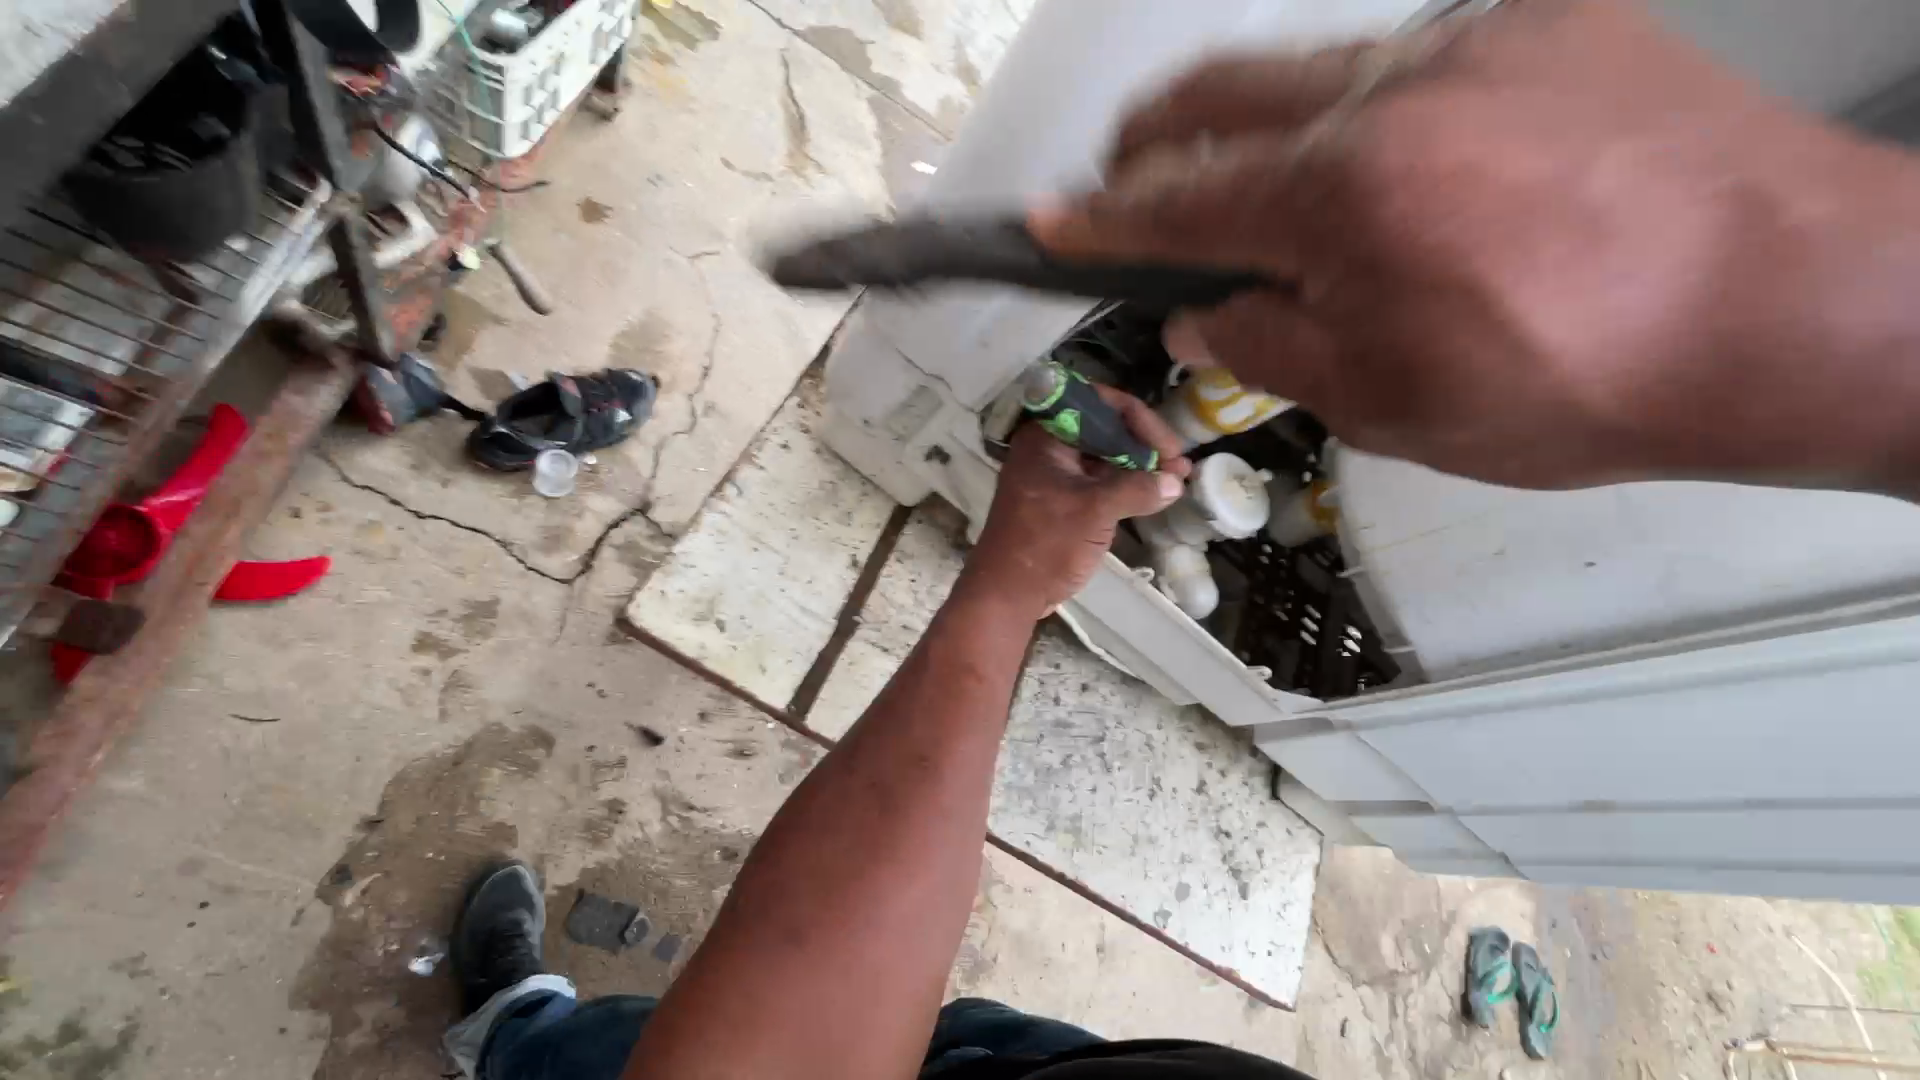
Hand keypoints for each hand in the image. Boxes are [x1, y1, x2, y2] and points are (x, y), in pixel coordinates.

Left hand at [961, 386, 1189, 620]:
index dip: (1139, 421)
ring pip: (1103, 457)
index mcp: (1046, 436)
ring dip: (1139, 466)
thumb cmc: (1045, 544)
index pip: (1100, 404)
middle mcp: (1048, 447)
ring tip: (1177, 479)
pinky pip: (1098, 482)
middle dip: (1144, 444)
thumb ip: (1137, 489)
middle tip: (1180, 465)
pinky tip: (1155, 494)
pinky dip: (1125, 485)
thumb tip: (1174, 481)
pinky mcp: (1061, 501)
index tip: (1168, 448)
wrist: (1007, 593)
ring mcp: (1053, 475)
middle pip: (1104, 429)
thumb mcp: (1095, 511)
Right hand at [1032, 1, 1919, 491]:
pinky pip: (1402, 65)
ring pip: (1305, 71)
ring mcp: (1475, 41)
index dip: (1096, 220)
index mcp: (1346, 199)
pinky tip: (1381, 175)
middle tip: (1124, 186)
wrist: (1797, 312)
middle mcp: (1395, 92)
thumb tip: (1197, 315)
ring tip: (1254, 195)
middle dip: (1149, 142)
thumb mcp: (1382, 402)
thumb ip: (1266, 347)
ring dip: (1251, 131)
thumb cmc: (1573, 385)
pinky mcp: (1548, 22)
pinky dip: (1351, 121)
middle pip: (1218, 91)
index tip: (1042, 221)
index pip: (1177, 203)